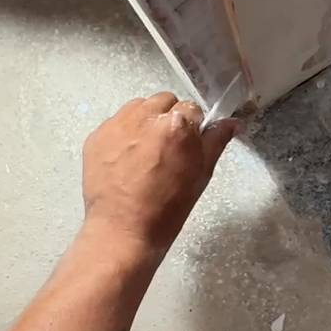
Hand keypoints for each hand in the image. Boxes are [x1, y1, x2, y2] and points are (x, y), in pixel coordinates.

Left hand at [80, 92, 235, 256]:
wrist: (125, 229)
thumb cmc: (169, 206)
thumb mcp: (201, 173)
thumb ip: (216, 141)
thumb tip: (233, 123)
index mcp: (177, 125)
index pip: (192, 108)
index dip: (193, 125)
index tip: (190, 142)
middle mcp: (146, 117)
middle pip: (165, 101)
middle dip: (169, 118)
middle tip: (169, 146)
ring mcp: (117, 125)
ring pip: (139, 107)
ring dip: (147, 121)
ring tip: (147, 150)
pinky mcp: (96, 136)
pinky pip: (117, 123)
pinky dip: (125, 134)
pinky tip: (128, 158)